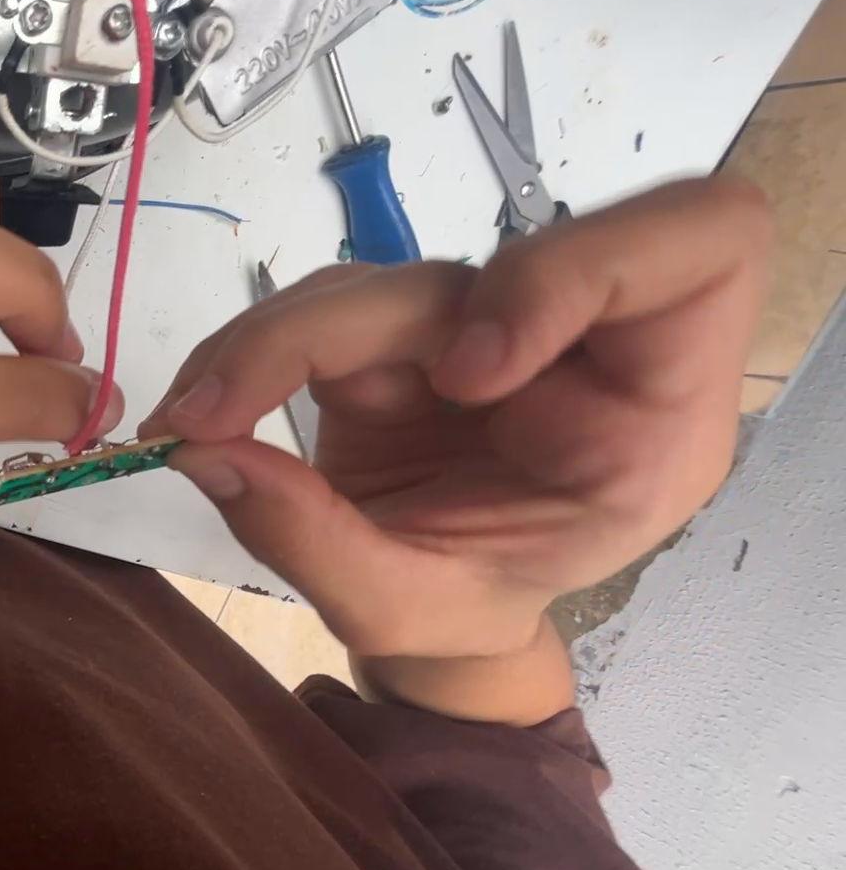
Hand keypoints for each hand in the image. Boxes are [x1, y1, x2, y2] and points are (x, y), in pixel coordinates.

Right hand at [141, 179, 772, 664]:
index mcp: (636, 417)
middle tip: (200, 418)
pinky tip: (197, 412)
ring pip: (354, 289)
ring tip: (183, 423)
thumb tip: (196, 451)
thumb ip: (305, 537)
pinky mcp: (384, 346)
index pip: (688, 251)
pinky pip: (305, 316)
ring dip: (252, 348)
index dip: (565, 279)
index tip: (459, 375)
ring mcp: (458, 339)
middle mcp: (555, 354)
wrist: (434, 615)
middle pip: (441, 280)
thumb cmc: (455, 618)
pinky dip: (238, 359)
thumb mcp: (392, 608)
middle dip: (304, 340)